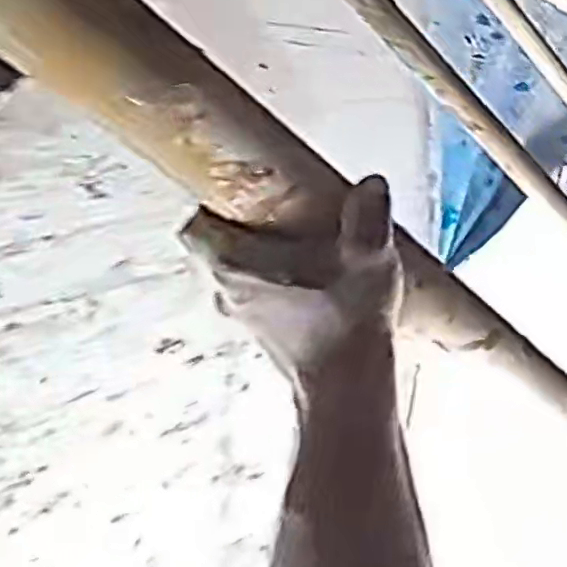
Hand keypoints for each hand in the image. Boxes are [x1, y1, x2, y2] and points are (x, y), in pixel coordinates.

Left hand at [181, 176, 400, 391]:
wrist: (348, 382)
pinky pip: (261, 292)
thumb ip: (368, 218)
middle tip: (294, 209)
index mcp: (238, 269)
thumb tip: (370, 183)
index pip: (196, 229)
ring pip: (240, 272)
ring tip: (316, 240)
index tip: (251, 189)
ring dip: (268, 254)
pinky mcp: (268, 331)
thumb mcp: (368, 258)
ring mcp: (246, 316)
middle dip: (252, 226)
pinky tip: (322, 275)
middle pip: (220, 248)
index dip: (216, 204)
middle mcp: (228, 293)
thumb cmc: (348, 318)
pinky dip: (282, 278)